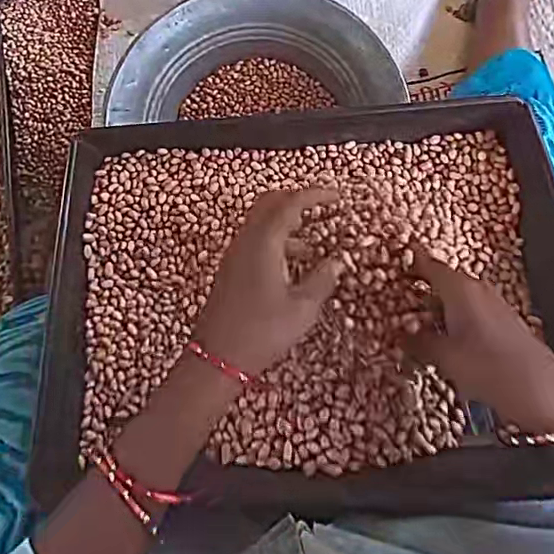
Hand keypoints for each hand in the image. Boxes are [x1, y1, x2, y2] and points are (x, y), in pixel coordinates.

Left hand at [193, 189, 343, 376]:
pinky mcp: (231, 268)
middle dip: (297, 200)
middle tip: (323, 208)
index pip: (291, 203)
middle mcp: (246, 240)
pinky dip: (277, 239)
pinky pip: (256, 240)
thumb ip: (321, 279)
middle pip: (271, 203)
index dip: (315, 195)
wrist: (217, 357)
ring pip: (262, 222)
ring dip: (287, 223)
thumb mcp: (302, 308)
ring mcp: (235, 254)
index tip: (337, 196)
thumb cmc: (261, 332)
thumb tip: (337, 262)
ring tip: (314, 241)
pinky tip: (294, 262)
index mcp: (264, 241)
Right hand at [404, 253, 553, 429]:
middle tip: (395, 305)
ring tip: (416, 329)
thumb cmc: (489, 369)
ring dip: (435, 309)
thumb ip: (417, 341)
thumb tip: (399, 334)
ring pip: (455, 298)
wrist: (544, 394)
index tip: (390, 265)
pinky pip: (469, 312)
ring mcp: (492, 304)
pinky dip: (452, 321)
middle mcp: (476, 288)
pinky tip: (445, 343)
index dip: (407, 263)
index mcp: (458, 287)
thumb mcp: (443, 357)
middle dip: (417, 291)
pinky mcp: (503, 322)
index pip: (426, 263)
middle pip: (440, 280)